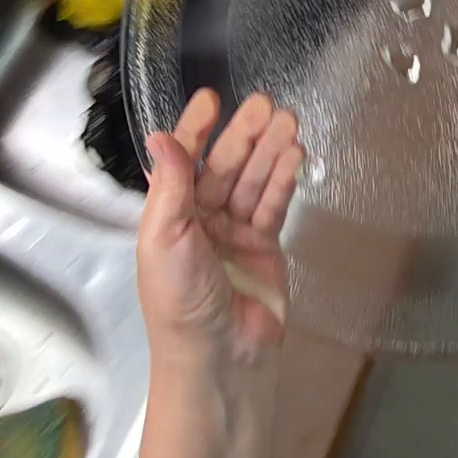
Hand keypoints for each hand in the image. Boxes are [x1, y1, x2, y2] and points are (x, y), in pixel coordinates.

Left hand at [137, 89, 304, 368]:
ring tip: (289, 121)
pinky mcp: (265, 244)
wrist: (219, 358)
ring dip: (270, 150)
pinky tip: (296, 156)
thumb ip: (169, 185)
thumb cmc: (181, 302)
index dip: (196, 128)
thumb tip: (161, 136)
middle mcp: (202, 217)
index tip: (211, 99)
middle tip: (266, 104)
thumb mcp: (164, 238)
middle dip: (245, 133)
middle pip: (225, 163)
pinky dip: (285, 179)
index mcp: (170, 213)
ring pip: (254, 179)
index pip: (183, 159)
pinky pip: (274, 203)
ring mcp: (235, 230)